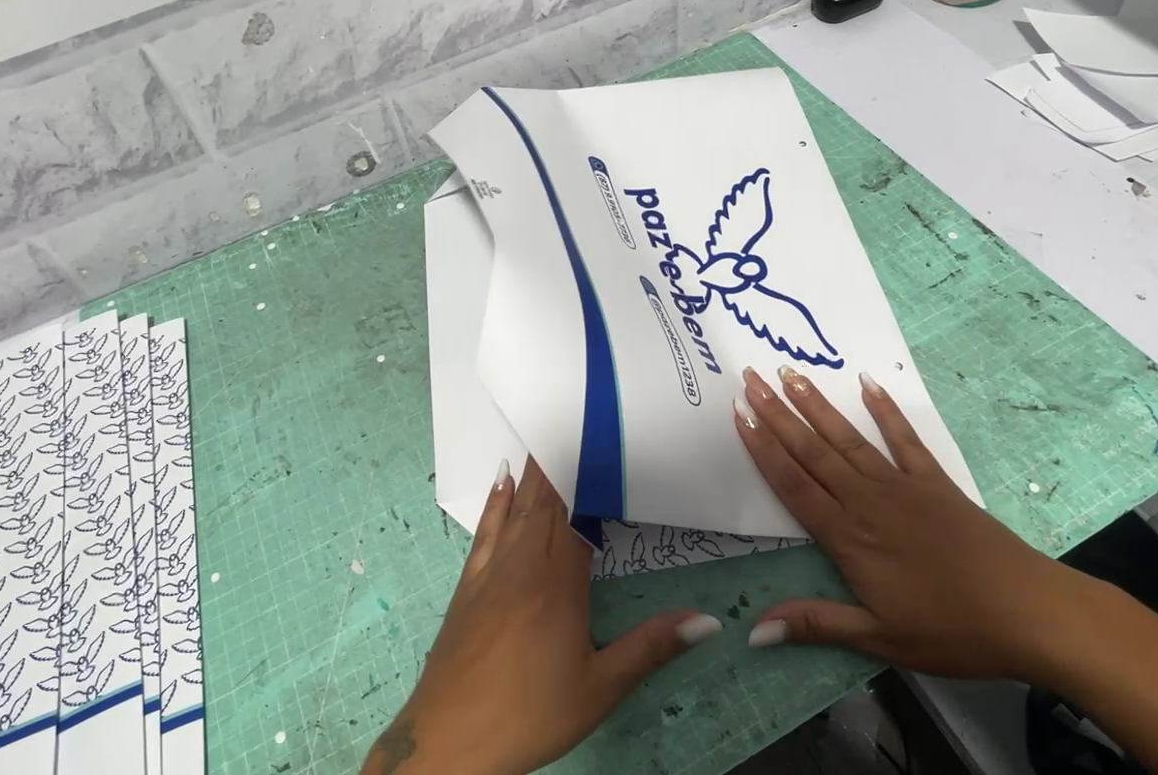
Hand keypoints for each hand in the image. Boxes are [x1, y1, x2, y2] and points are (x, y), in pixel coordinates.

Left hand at [362, 458, 721, 774]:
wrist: (449, 741)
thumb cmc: (530, 713)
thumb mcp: (600, 688)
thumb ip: (651, 647)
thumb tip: (708, 621)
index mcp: (559, 582)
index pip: (577, 514)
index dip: (588, 475)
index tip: (599, 435)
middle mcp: (523, 564)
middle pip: (545, 501)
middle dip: (560, 460)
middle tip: (573, 416)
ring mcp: (491, 572)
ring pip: (516, 509)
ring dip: (531, 472)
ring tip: (544, 433)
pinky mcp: (467, 586)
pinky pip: (484, 532)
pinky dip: (495, 503)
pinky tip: (500, 481)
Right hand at [732, 365, 1093, 680]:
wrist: (1030, 612)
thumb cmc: (951, 630)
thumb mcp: (880, 638)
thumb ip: (816, 624)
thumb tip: (753, 631)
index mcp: (848, 537)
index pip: (793, 484)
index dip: (762, 448)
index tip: (739, 413)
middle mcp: (867, 500)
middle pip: (812, 451)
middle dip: (777, 413)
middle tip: (750, 377)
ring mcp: (902, 485)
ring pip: (847, 439)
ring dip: (816, 405)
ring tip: (790, 374)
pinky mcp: (935, 481)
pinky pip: (904, 439)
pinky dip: (885, 410)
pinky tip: (866, 383)